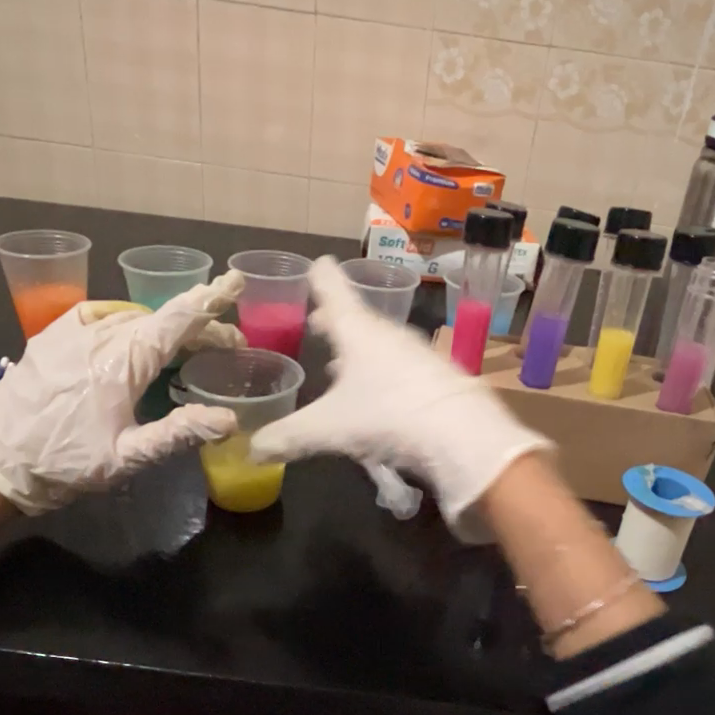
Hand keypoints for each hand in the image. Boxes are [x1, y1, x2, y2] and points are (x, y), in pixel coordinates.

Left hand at [0, 272, 246, 513]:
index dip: (211, 298)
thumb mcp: (130, 456)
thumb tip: (230, 419)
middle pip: (162, 319)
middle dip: (199, 327)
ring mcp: (72, 330)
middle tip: (229, 346)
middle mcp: (100, 334)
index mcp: (124, 360)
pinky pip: (101, 316)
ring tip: (185, 348)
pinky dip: (128, 321)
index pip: (178, 318)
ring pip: (133, 317)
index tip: (236, 278)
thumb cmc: (69, 461)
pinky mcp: (53, 336)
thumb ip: (181, 432)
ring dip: (165, 328)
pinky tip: (134, 336)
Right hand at [250, 256, 550, 540]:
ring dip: (363, 352)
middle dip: (338, 323)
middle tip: (320, 322)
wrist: (461, 435)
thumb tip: (252, 450)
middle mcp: (390, 335)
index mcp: (358, 332)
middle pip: (359, 321)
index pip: (335, 293)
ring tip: (344, 366)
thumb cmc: (386, 416)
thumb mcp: (328, 429)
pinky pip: (404, 370)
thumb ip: (289, 436)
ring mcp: (420, 355)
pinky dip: (387, 376)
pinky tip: (383, 398)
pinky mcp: (441, 380)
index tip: (319, 263)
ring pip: (382, 346)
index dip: (322, 280)